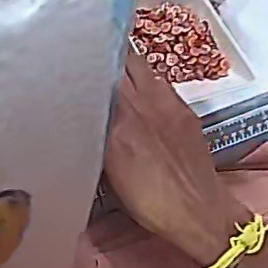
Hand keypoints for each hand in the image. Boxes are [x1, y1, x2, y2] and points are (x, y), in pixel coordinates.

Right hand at [104, 46, 251, 262]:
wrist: (198, 211)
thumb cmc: (149, 202)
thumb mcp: (110, 172)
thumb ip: (97, 136)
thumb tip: (84, 113)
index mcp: (118, 120)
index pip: (97, 73)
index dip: (83, 62)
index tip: (69, 62)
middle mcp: (142, 102)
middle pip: (121, 58)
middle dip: (104, 56)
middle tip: (89, 63)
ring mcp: (166, 101)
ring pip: (140, 66)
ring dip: (125, 66)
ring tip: (111, 75)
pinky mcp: (183, 109)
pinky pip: (158, 82)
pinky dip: (144, 82)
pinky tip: (139, 98)